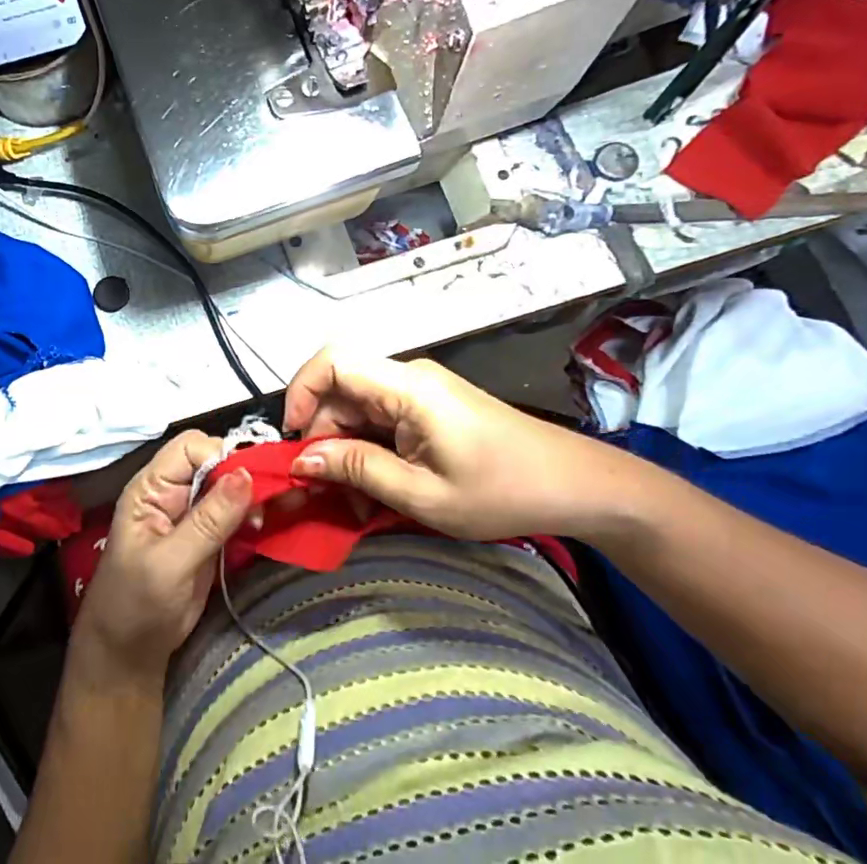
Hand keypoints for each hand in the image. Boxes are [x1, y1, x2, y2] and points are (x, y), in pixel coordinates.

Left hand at [74, 431, 257, 678]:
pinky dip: (257, 515)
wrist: (129, 653)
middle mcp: (173, 492)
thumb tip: (246, 474)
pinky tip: (271, 524)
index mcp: (152, 488)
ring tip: (280, 510)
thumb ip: (207, 520)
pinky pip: (238, 513)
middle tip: (275, 498)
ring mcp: (193, 514)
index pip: (191, 448)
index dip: (222, 455)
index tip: (253, 480)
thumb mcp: (169, 563)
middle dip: (248, 474)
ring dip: (257, 495)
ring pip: (232, 486)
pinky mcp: (211, 536)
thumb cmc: (135, 605)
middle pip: (216, 462)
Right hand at [283, 347, 644, 541]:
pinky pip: (381, 422)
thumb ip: (357, 470)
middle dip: (322, 439)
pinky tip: (376, 491)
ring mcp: (420, 393)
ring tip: (354, 503)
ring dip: (346, 453)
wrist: (575, 486)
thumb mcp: (422, 493)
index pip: (332, 362)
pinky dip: (369, 454)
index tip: (291, 440)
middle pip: (341, 392)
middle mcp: (409, 379)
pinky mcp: (429, 409)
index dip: (300, 393)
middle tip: (325, 493)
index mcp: (408, 387)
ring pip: (358, 410)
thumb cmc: (503, 491)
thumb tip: (301, 460)